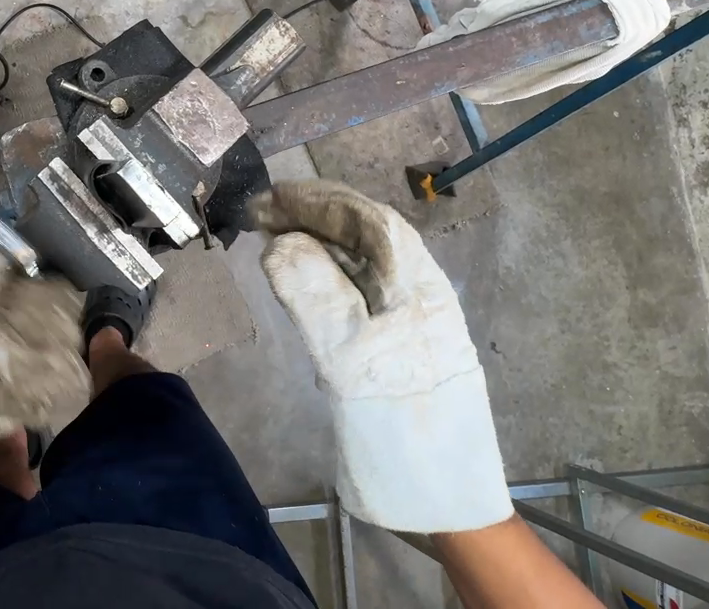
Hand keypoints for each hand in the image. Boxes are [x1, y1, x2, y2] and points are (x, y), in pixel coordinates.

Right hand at [251, 180, 511, 532]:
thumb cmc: (400, 436)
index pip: (368, 219)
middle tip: (263, 213)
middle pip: (369, 231)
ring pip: (365, 257)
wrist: (446, 509)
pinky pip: (362, 286)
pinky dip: (327, 269)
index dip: (317, 201)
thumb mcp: (351, 366)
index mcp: (419, 289)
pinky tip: (303, 277)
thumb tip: (278, 243)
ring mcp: (412, 316)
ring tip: (275, 235)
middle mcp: (420, 292)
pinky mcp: (401, 340)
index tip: (268, 199)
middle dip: (315, 213)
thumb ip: (315, 299)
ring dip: (320, 238)